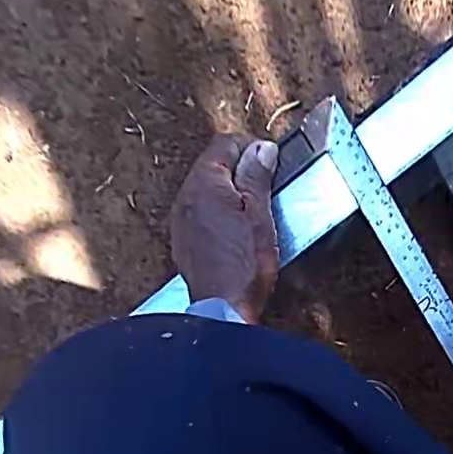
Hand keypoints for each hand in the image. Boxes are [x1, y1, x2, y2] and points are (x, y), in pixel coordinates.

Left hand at [169, 135, 279, 321]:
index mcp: (205, 182)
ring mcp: (181, 220)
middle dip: (239, 173)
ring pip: (206, 193)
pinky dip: (218, 217)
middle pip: (213, 168)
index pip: (225, 145)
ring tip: (252, 216)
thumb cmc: (245, 265)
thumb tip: (261, 148)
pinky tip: (235, 236)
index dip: (251, 149)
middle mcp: (186, 195)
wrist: (223, 308)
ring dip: (228, 196)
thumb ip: (257, 178)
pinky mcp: (183, 242)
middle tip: (266, 192)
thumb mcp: (259, 216)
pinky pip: (201, 216)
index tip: (271, 163)